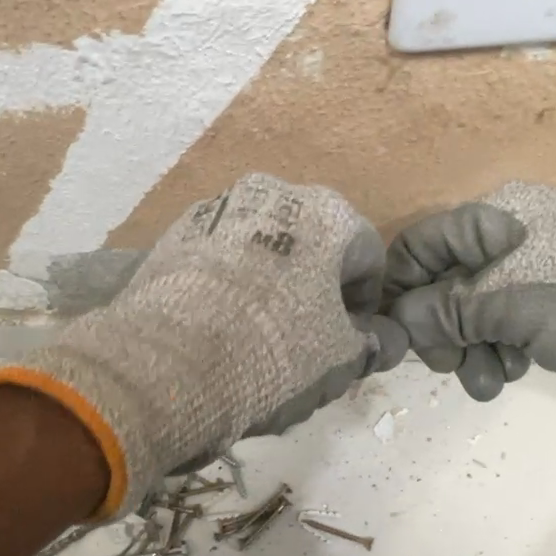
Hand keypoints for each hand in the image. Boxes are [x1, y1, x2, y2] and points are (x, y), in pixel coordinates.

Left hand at [0, 174, 406, 515]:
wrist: (168, 363)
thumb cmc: (275, 354)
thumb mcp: (341, 361)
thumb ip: (375, 344)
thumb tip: (386, 338)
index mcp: (328, 212)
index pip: (366, 258)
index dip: (363, 306)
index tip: (349, 341)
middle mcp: (273, 193)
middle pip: (309, 247)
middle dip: (312, 290)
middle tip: (301, 341)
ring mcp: (215, 210)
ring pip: (259, 251)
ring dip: (266, 285)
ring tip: (252, 336)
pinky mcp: (169, 237)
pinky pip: (214, 262)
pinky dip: (223, 287)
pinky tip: (214, 328)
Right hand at [384, 182, 555, 423]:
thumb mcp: (511, 308)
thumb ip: (443, 310)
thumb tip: (397, 320)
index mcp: (497, 217)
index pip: (417, 246)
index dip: (399, 293)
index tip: (402, 341)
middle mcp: (513, 232)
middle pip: (442, 281)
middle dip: (440, 330)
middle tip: (453, 367)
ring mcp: (541, 262)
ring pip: (474, 307)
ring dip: (470, 348)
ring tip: (490, 382)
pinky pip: (509, 318)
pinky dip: (501, 347)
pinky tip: (514, 372)